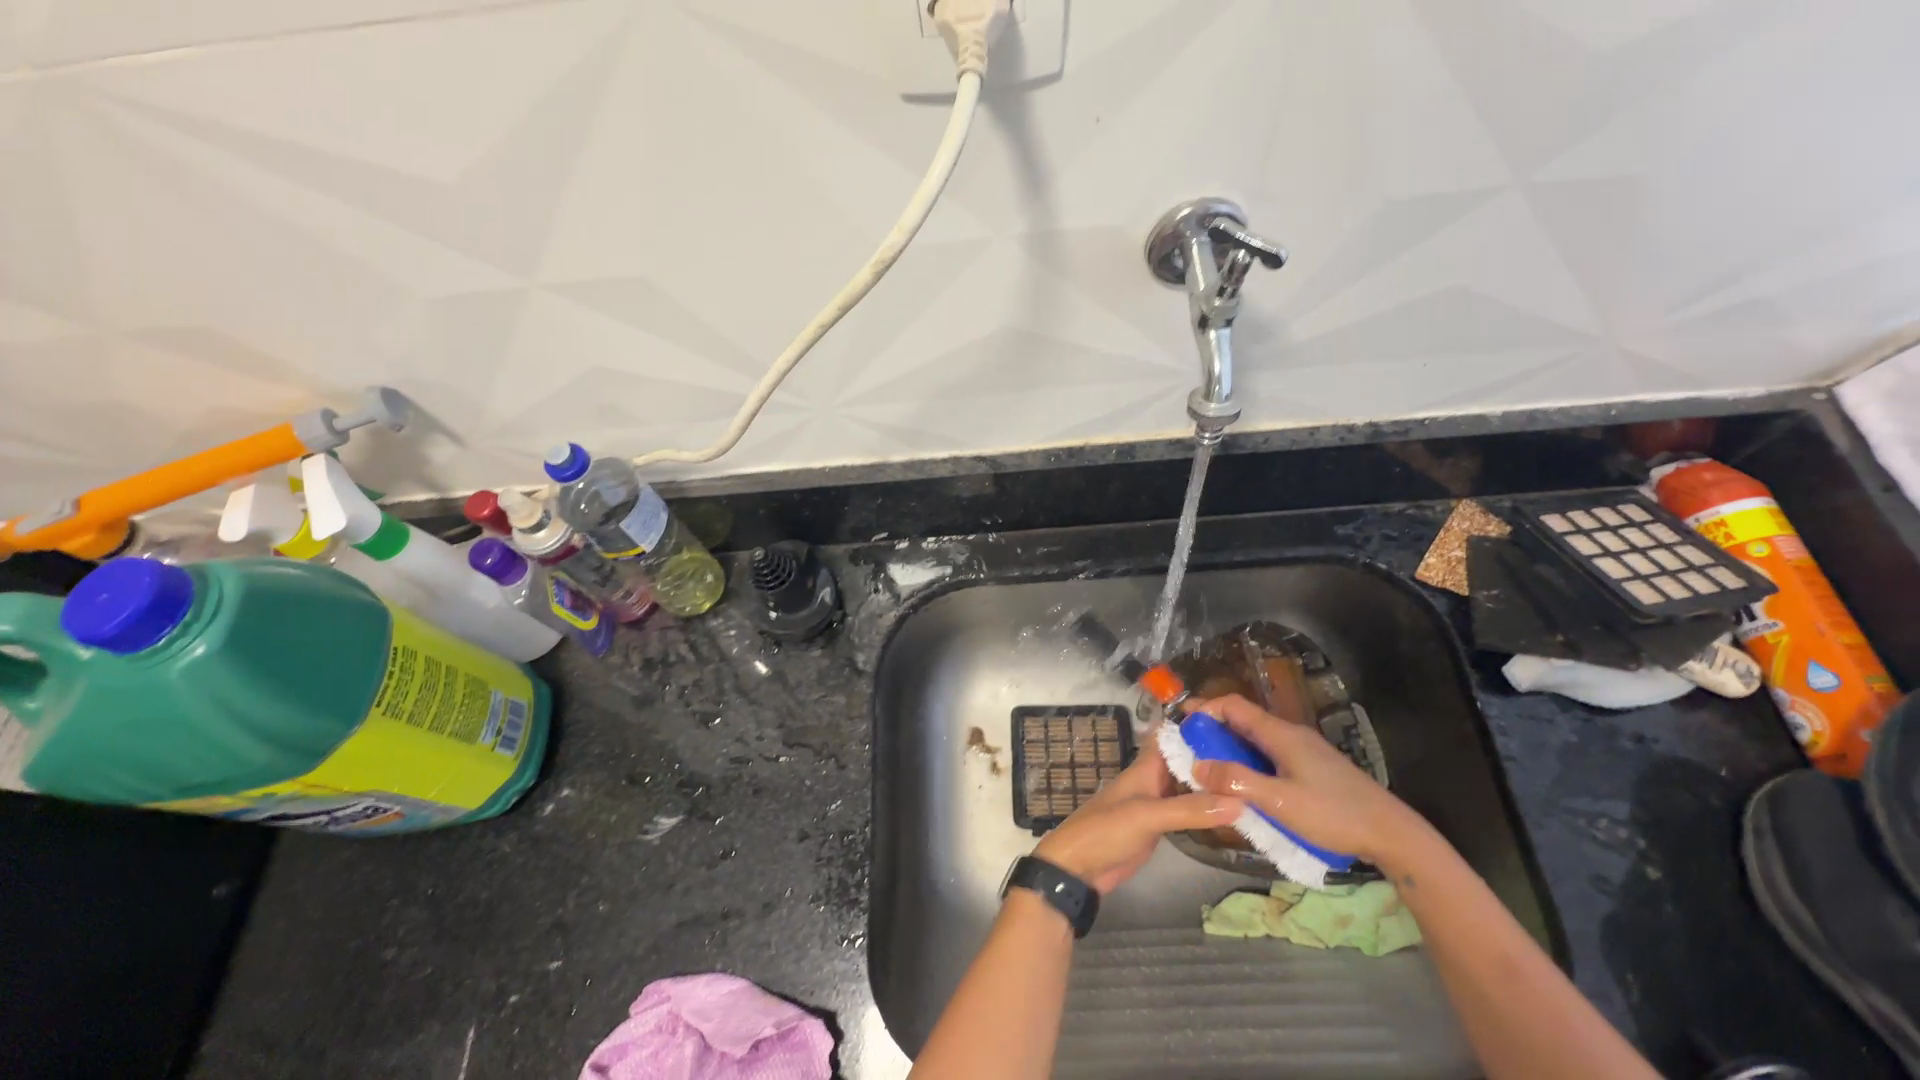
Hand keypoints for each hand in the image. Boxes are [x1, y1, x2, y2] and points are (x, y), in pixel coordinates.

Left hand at [1032, 737, 1241, 894]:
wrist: (1077, 869)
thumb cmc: (1105, 831)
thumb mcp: (1147, 816)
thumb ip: (1190, 810)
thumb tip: (1240, 802)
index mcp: (1145, 767)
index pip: (1170, 735)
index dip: (1195, 725)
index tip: (1232, 721)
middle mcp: (1152, 780)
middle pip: (1184, 761)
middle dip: (1212, 756)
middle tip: (1255, 756)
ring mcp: (1155, 804)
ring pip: (1187, 787)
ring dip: (1212, 784)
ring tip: (1251, 781)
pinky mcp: (1158, 827)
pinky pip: (1186, 812)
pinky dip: (1205, 809)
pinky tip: (1230, 811)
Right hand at [1187, 694, 1430, 868]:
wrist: (1390, 834)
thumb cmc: (1333, 814)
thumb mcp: (1278, 801)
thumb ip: (1237, 781)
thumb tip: (1196, 765)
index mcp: (1281, 735)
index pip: (1234, 706)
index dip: (1205, 709)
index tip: (1180, 726)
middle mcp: (1291, 736)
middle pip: (1243, 722)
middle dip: (1213, 733)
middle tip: (1187, 754)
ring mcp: (1303, 753)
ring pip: (1256, 742)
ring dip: (1230, 752)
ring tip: (1208, 773)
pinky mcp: (1311, 770)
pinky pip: (1269, 758)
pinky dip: (1248, 765)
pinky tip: (1243, 789)